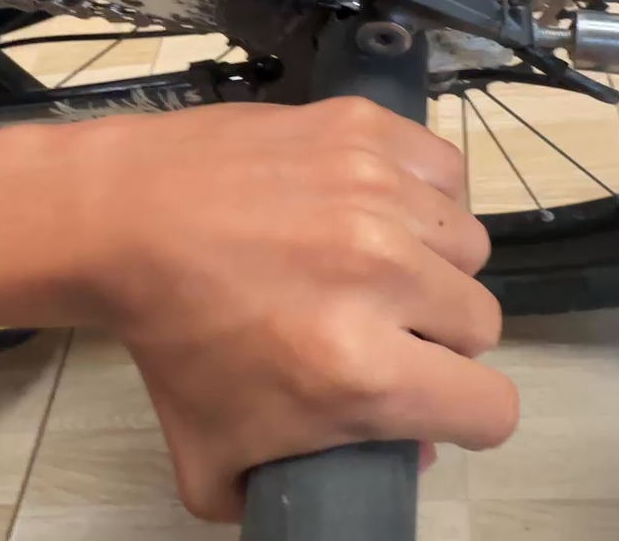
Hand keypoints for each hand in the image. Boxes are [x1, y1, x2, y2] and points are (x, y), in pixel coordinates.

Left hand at [54, 98, 516, 520]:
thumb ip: (315, 490)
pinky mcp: (365, 129)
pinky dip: (423, 190)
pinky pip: (441, 169)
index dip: (465, 411)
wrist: (129, 215)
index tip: (433, 393)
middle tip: (385, 321)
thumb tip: (412, 449)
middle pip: (480, 320)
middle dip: (440, 334)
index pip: (489, 406)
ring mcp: (377, 188)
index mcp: (357, 369)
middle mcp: (382, 272)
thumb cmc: (170, 333)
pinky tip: (377, 202)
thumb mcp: (220, 457)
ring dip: (431, 258)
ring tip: (375, 256)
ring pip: (465, 243)